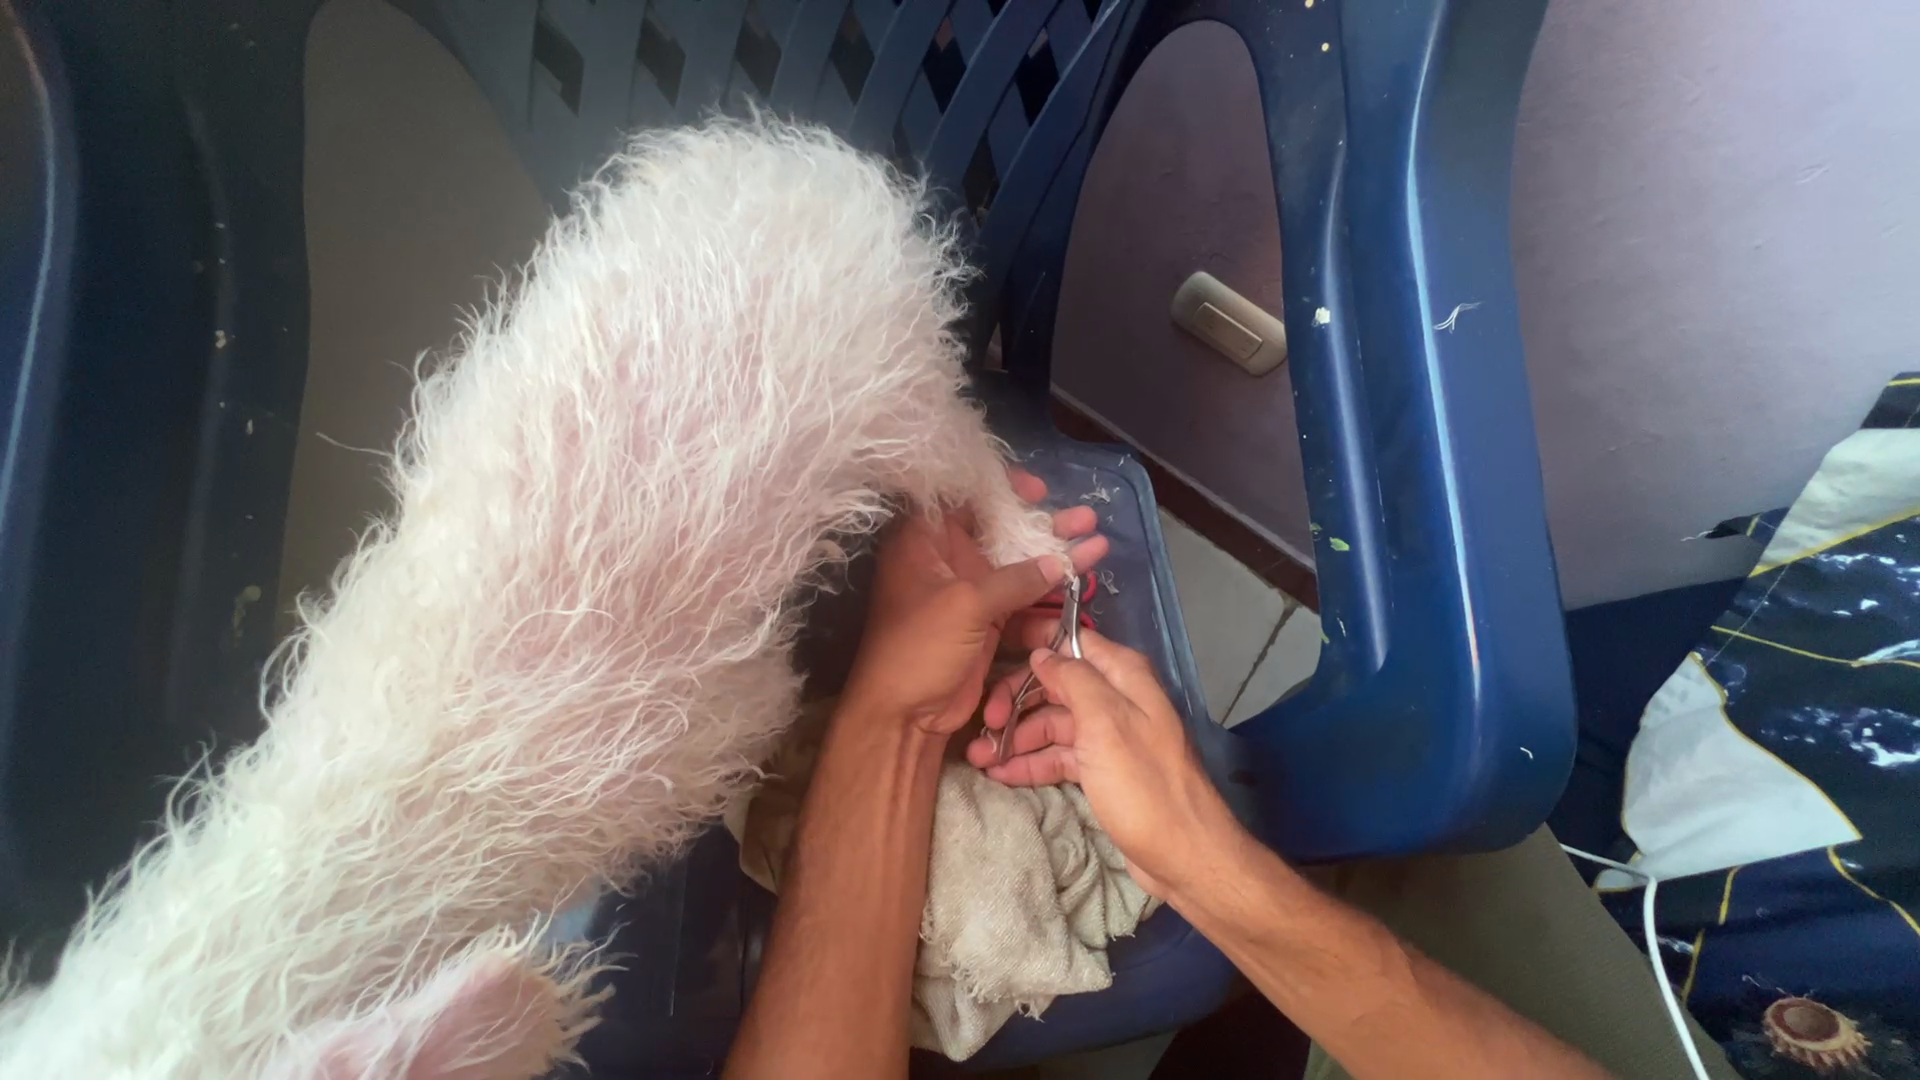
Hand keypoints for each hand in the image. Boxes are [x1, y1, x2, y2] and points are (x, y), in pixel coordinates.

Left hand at [840, 471, 1108, 737]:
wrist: (903, 716)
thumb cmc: (919, 648)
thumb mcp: (965, 605)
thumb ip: (1013, 580)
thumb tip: (1056, 563)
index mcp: (925, 543)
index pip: (963, 498)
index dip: (1000, 489)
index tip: (1038, 492)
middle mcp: (947, 561)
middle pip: (1001, 532)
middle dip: (1044, 525)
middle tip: (1086, 518)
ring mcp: (970, 593)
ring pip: (1019, 567)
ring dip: (1057, 558)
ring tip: (1098, 544)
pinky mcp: (988, 624)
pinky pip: (1024, 602)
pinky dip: (1050, 597)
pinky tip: (1083, 584)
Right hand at [964, 629, 1241, 897]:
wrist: (1184, 858)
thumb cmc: (1144, 785)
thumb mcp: (1106, 723)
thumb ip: (1074, 679)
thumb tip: (1043, 653)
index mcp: (1123, 676)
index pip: (1072, 642)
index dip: (1033, 642)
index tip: (991, 649)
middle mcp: (1115, 699)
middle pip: (1055, 685)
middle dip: (1015, 701)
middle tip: (983, 723)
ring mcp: (1106, 736)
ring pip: (1051, 724)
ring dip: (1015, 737)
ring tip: (978, 756)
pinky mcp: (1100, 771)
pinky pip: (1057, 756)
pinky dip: (1030, 763)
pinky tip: (999, 773)